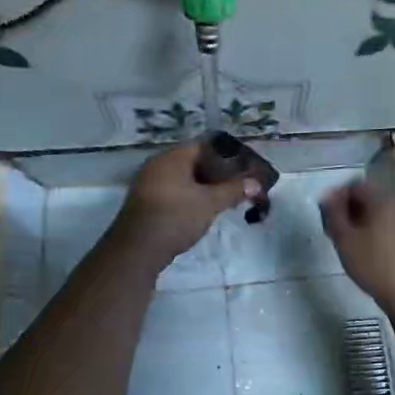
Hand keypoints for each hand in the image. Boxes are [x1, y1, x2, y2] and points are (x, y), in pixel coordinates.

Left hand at [111, 139, 258, 266]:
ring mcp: (149, 185)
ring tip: (226, 198)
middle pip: (194, 162)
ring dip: (204, 187)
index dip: (228, 154)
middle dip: (218, 173)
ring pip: (184, 179)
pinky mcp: (146, 204)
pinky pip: (174, 193)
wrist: (137, 250)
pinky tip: (204, 210)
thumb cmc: (175, 218)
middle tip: (239, 184)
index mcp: (172, 157)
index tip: (245, 167)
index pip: (205, 145)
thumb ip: (233, 190)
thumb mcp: (209, 203)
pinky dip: (191, 197)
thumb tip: (256, 183)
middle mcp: (158, 165)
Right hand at [320, 180, 394, 308]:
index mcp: (383, 200)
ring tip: (347, 241)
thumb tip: (328, 196)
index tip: (327, 216)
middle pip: (368, 197)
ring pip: (378, 211)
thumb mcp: (344, 239)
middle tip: (334, 229)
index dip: (337, 196)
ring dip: (360, 220)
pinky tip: (365, 248)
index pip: (356, 185)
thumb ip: (333, 214)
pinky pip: (387, 223)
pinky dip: (373, 229)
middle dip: (348, 209)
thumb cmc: (373, 264)